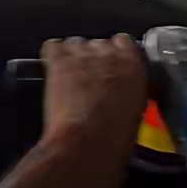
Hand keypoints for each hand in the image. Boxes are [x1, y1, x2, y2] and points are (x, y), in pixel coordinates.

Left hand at [36, 35, 147, 187]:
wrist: (86, 144)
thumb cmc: (113, 138)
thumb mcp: (135, 113)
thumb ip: (130, 92)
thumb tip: (122, 93)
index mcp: (134, 66)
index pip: (124, 43)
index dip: (114, 55)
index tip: (110, 68)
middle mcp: (110, 54)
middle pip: (98, 43)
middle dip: (93, 59)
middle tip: (88, 81)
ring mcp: (83, 54)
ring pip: (76, 43)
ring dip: (73, 57)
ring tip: (69, 80)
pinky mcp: (60, 60)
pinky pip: (53, 47)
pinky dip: (51, 56)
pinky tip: (53, 72)